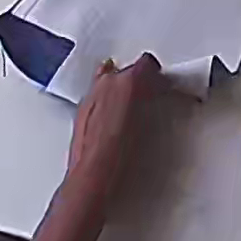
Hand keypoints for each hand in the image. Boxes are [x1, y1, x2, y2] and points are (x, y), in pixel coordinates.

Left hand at [66, 52, 162, 196]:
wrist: (93, 177)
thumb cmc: (122, 156)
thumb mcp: (148, 126)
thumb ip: (150, 101)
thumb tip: (152, 95)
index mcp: (129, 81)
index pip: (147, 63)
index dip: (155, 74)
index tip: (159, 84)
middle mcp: (108, 81)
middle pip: (127, 69)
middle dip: (136, 80)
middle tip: (144, 98)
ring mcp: (92, 92)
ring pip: (109, 78)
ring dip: (118, 87)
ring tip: (126, 107)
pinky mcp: (81, 107)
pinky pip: (96, 92)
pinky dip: (104, 98)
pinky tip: (109, 115)